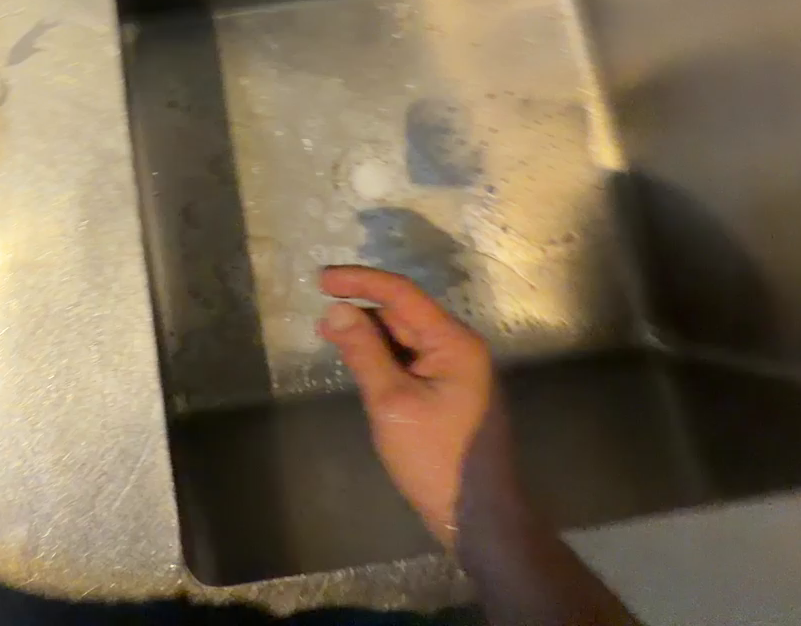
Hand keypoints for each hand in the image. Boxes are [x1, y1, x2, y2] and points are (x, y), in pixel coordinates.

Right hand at [317, 265, 495, 549]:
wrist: (480, 520)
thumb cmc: (436, 458)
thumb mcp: (392, 402)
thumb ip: (364, 352)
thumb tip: (336, 310)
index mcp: (454, 343)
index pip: (402, 294)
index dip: (360, 281)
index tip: (321, 280)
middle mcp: (457, 346)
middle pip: (402, 312)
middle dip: (360, 308)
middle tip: (320, 317)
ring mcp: (454, 368)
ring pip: (403, 334)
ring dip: (367, 331)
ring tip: (329, 336)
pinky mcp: (446, 388)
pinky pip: (408, 356)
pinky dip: (379, 353)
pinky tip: (356, 359)